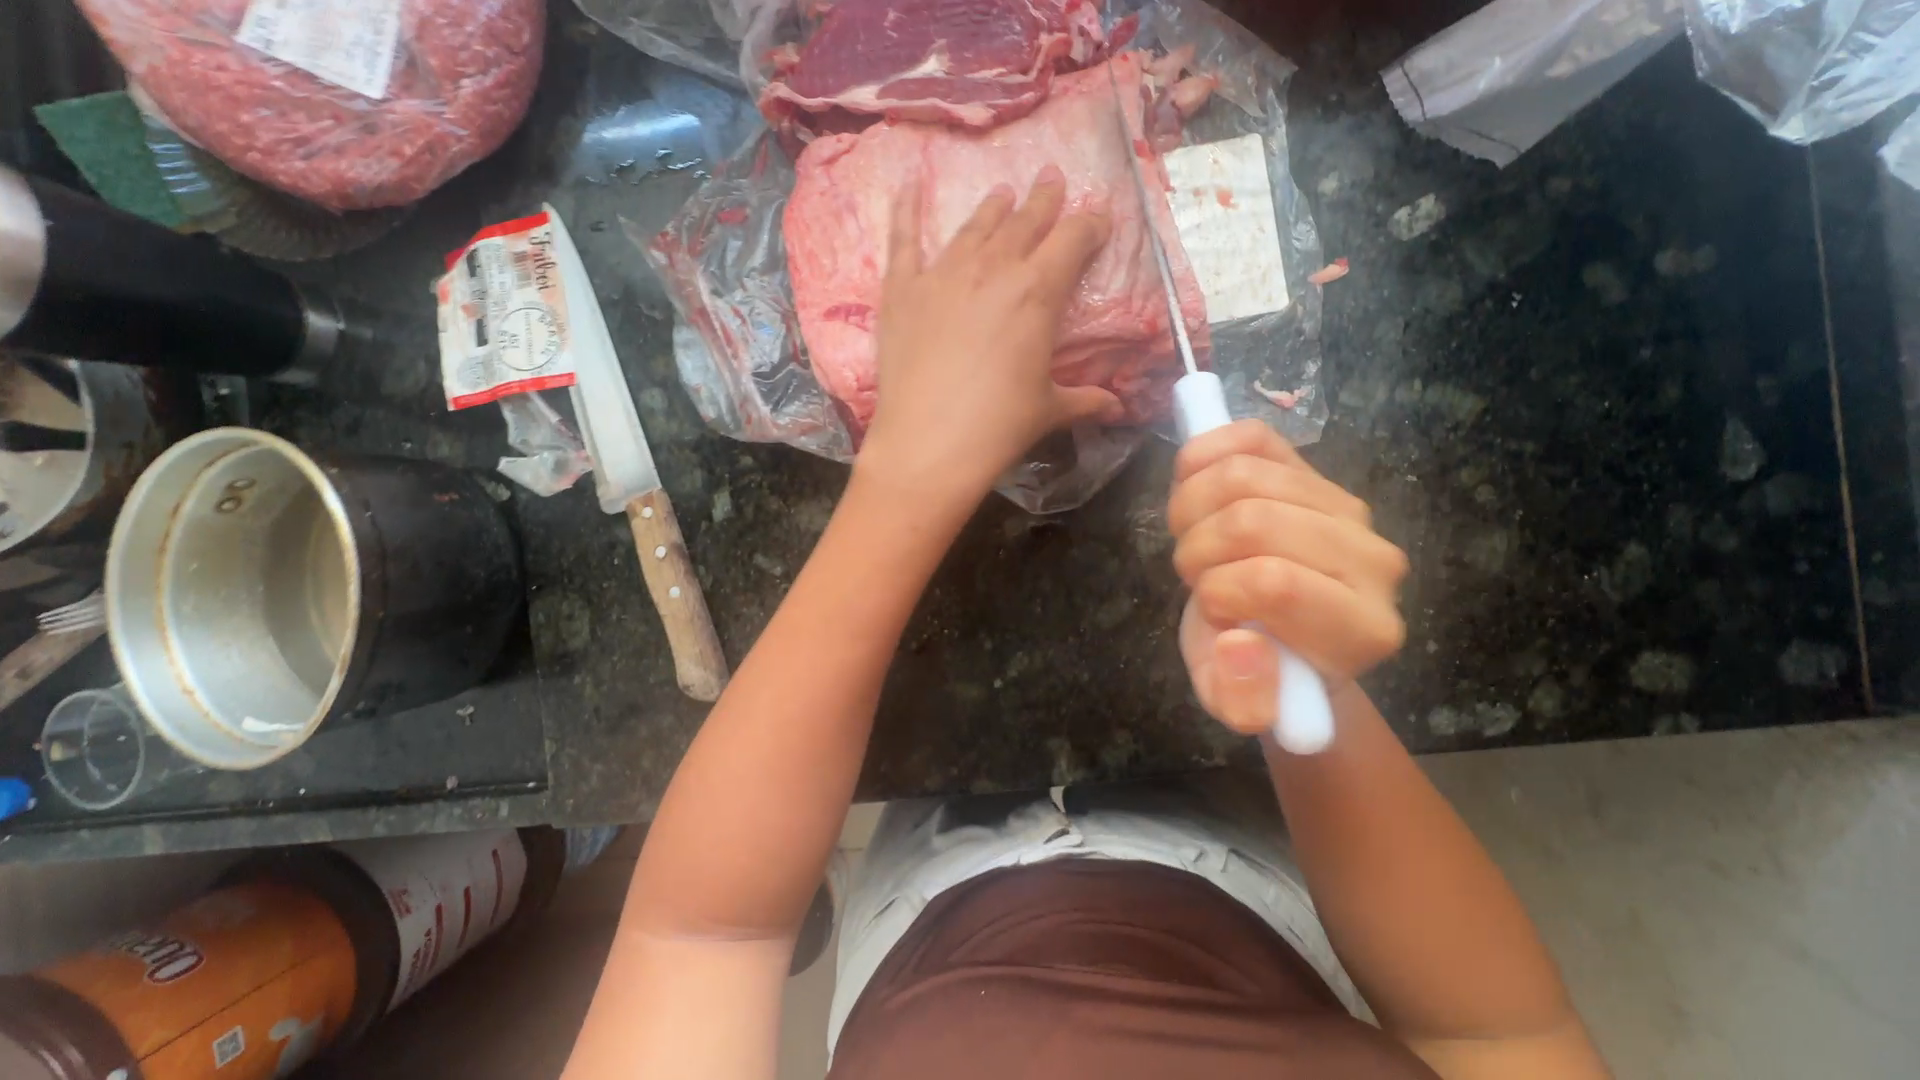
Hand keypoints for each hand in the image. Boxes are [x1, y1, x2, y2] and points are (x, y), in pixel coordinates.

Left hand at [857, 166, 1121, 508]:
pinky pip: (904, 239)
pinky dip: (905, 210)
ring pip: (975, 226)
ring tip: (1003, 192)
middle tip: (1052, 178)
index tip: (1099, 217)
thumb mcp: (1050, 409)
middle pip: (1025, 221)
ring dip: (994, 207)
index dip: (1090, 224)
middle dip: (1044, 199)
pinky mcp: (902, 289)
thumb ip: (1085, 399)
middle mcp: (993, 268)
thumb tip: (1118, 407)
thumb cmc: (998, 426)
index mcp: (1038, 291)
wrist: (928, 443)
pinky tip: (907, 185)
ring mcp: (943, 274)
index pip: (1073, 239)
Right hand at [1168, 420, 1407, 734]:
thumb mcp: (1237, 702)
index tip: (1212, 612)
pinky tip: (1192, 487)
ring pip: (1244, 474)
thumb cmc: (1262, 667)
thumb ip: (1241, 699)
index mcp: (1362, 629)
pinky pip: (1252, 437)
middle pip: (1253, 520)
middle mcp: (1373, 562)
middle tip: (1192, 573)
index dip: (1219, 591)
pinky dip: (1202, 455)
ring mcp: (1347, 507)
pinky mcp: (1316, 470)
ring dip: (1190, 506)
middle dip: (1197, 548)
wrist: (1283, 631)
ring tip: (1192, 537)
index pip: (1276, 582)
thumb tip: (1239, 643)